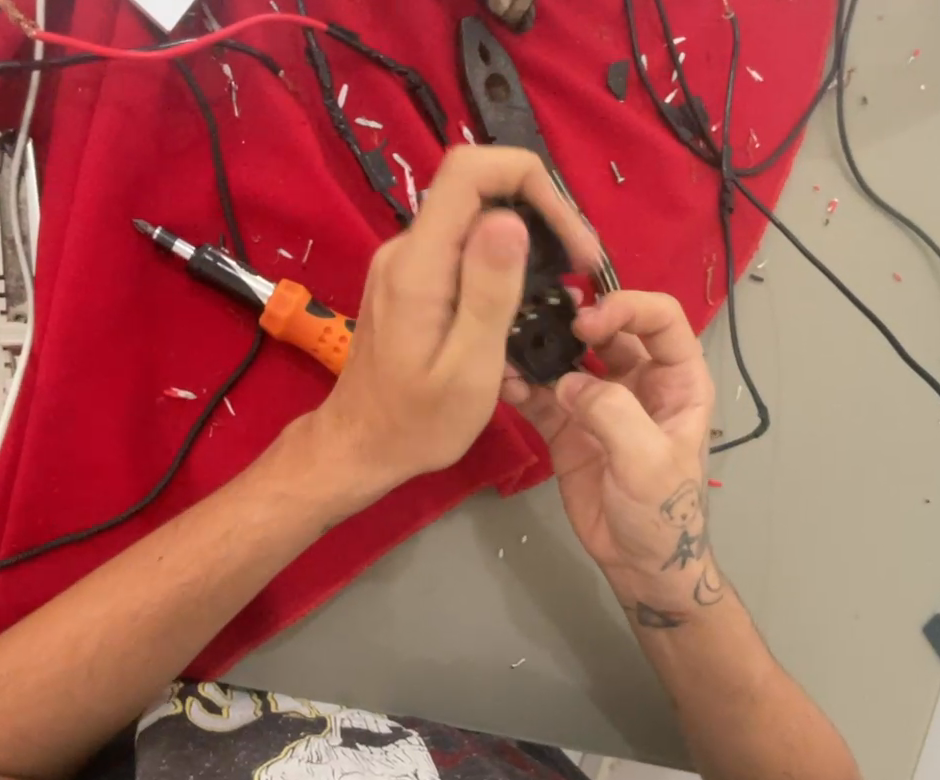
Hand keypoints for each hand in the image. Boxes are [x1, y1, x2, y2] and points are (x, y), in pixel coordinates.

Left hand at [306, 147, 602, 498]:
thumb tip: (511, 220)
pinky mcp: (408, 286)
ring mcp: (403, 267)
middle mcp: (405, 251)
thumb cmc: (416, 424)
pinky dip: (499, 268)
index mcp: (418, 264)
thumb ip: (488, 293)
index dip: (531, 182)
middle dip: (538, 216)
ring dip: (523, 245)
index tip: (571, 239)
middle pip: (477, 192)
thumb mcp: (467, 368)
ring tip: (561, 290)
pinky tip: (522, 306)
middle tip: (579, 269)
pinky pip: (460, 255)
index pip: (471, 171)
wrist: (360, 447)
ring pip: (472, 224)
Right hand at [502, 291, 722, 625]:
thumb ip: (612, 412)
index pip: (660, 321)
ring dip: (542, 351)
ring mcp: (599, 404)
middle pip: (608, 333)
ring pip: (569, 360)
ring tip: (510, 346)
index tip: (587, 322)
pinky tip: (503, 382)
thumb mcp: (648, 460)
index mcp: (677, 380)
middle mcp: (638, 383)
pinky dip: (522, 387)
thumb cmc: (662, 512)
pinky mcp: (567, 429)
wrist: (638, 563)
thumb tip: (567, 382)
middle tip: (540, 322)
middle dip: (576, 322)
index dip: (627, 307)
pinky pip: (542, 397)